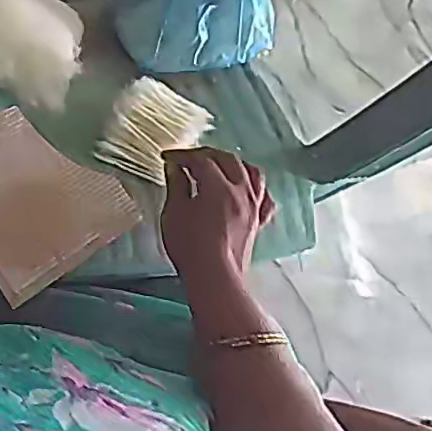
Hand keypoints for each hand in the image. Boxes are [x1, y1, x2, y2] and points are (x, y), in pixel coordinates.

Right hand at [160, 147, 275, 290]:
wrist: (214, 276)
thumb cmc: (189, 244)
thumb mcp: (174, 212)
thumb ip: (177, 186)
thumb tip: (175, 168)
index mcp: (218, 187)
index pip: (200, 160)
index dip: (182, 155)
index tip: (167, 157)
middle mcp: (241, 191)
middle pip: (228, 160)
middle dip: (206, 154)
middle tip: (188, 158)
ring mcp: (254, 206)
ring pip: (252, 173)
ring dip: (233, 163)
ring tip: (218, 166)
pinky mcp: (258, 221)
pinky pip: (264, 197)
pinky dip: (254, 187)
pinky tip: (245, 188)